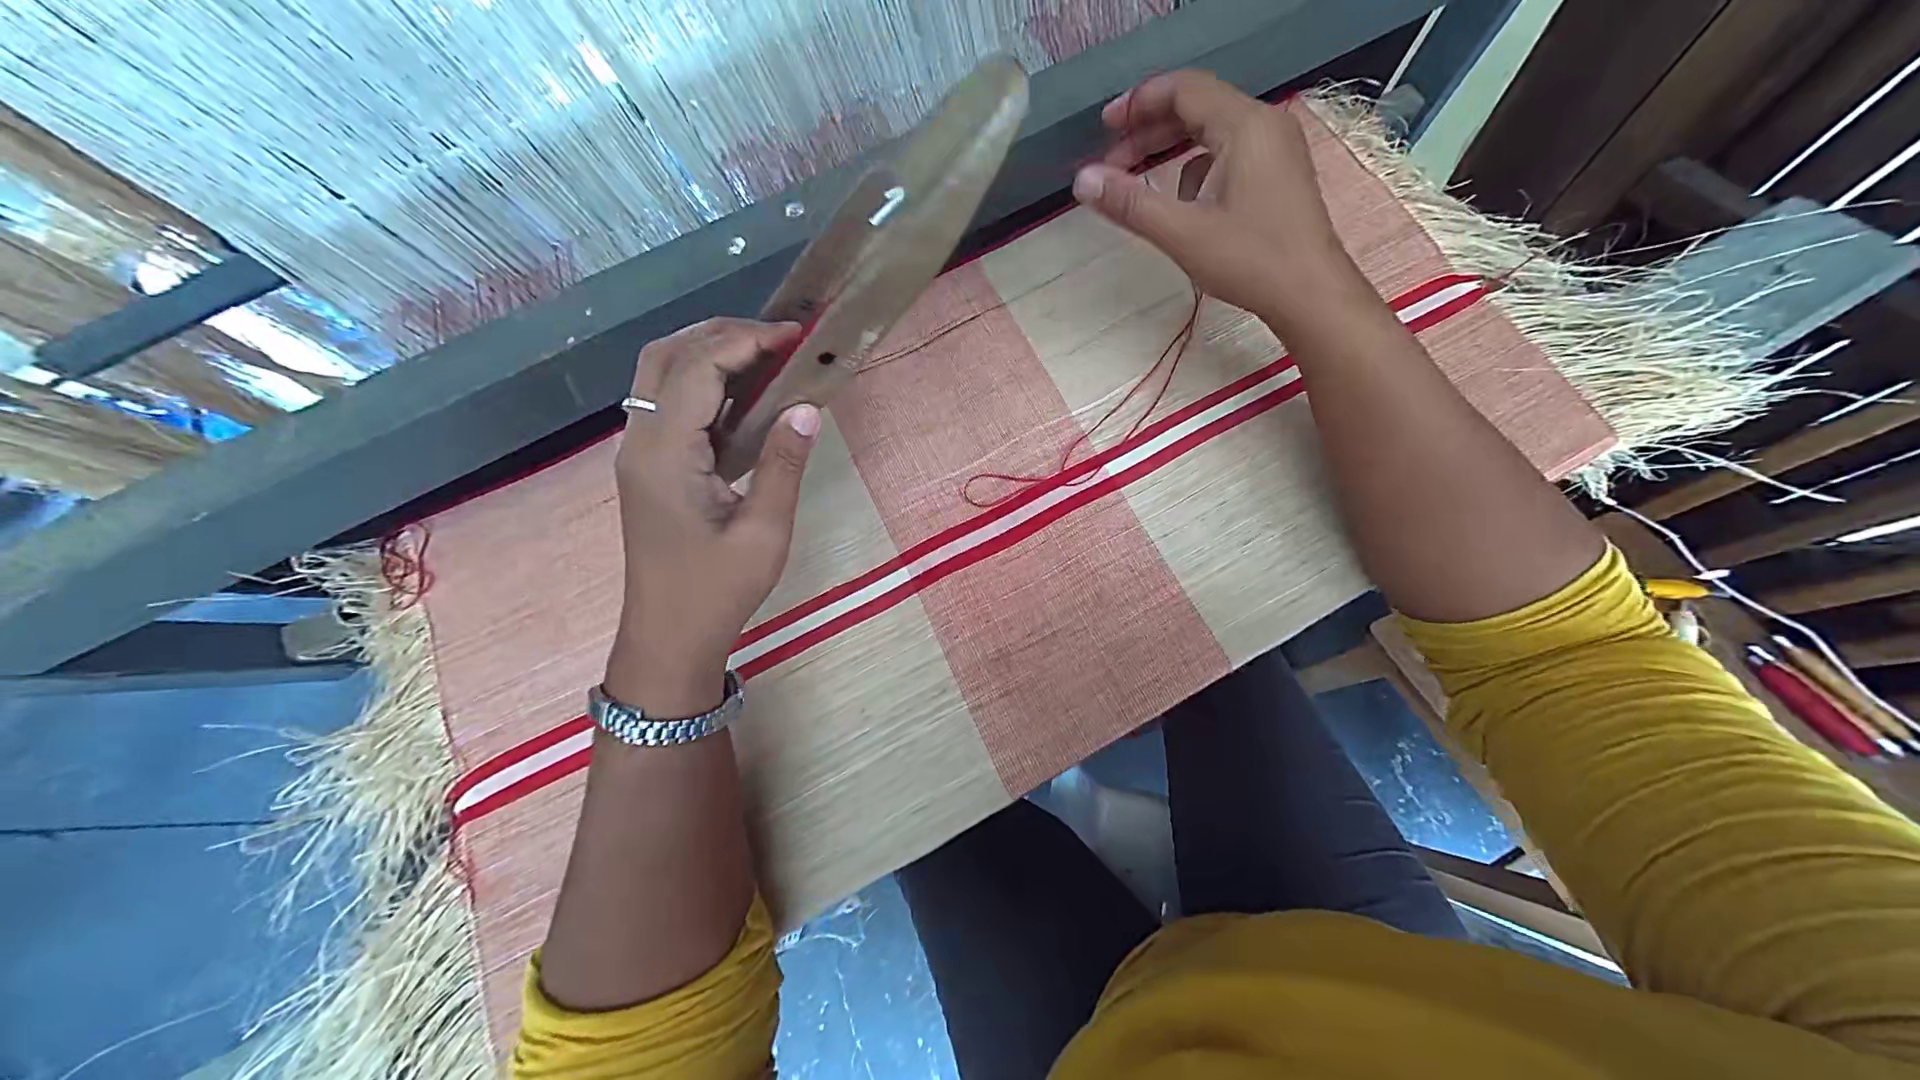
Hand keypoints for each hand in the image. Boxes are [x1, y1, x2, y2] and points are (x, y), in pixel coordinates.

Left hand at [606, 318, 819, 716]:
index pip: (698, 368)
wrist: (668, 636)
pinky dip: (701, 379)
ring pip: (660, 374)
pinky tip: (740, 391)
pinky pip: (666, 402)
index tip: (794, 334)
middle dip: (722, 332)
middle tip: (780, 335)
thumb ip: (783, 464)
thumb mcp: (764, 533)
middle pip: (667, 356)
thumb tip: (808, 407)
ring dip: (707, 350)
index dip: (745, 340)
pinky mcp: (648, 465)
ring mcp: (638, 452)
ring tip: (763, 351)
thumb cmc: (717, 591)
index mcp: (665, 454)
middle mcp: (640, 441)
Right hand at [1072, 71, 1349, 319]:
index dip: (1138, 103)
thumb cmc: (1250, 260)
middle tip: (1111, 160)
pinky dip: (1195, 168)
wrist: (1310, 293)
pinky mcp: (1276, 173)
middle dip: (1149, 130)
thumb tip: (1083, 180)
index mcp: (1244, 126)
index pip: (1183, 89)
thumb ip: (1130, 202)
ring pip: (1210, 132)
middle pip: (1196, 107)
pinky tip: (1183, 204)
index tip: (1104, 127)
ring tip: (1139, 184)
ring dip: (1170, 151)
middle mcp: (1263, 125)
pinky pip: (1226, 154)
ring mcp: (1274, 148)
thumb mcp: (1182, 233)